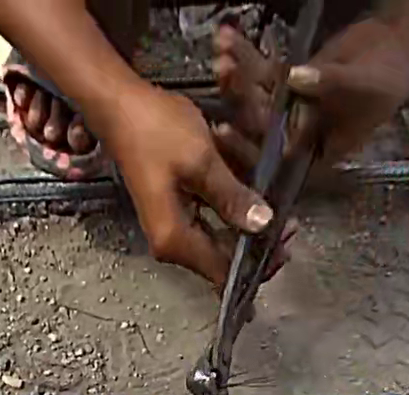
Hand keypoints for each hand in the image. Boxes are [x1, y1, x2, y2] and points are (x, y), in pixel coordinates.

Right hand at [99, 84, 274, 286]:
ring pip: (218, 244)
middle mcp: (171, 246)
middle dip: (255, 248)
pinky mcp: (174, 215)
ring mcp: (171, 231)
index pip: (222, 273)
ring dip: (246, 233)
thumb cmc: (155, 131)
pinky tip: (252, 205)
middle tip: (289, 229)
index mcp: (175, 240)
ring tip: (278, 217)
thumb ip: (233, 197)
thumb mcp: (201, 162)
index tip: (284, 249)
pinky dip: (232, 218)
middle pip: (220, 263)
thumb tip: (263, 225)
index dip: (255, 265)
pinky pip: (210, 227)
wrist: (119, 107)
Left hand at [212, 17, 408, 168]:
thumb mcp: (363, 88)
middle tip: (224, 73)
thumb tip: (295, 78)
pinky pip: (260, 73)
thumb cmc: (388, 81)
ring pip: (253, 98)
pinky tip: (229, 38)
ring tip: (224, 50)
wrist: (396, 52)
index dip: (247, 148)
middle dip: (239, 100)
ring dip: (237, 76)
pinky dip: (245, 56)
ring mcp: (286, 112)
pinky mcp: (284, 84)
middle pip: (257, 126)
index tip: (226, 131)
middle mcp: (293, 140)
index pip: (272, 159)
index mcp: (309, 157)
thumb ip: (328, 85)